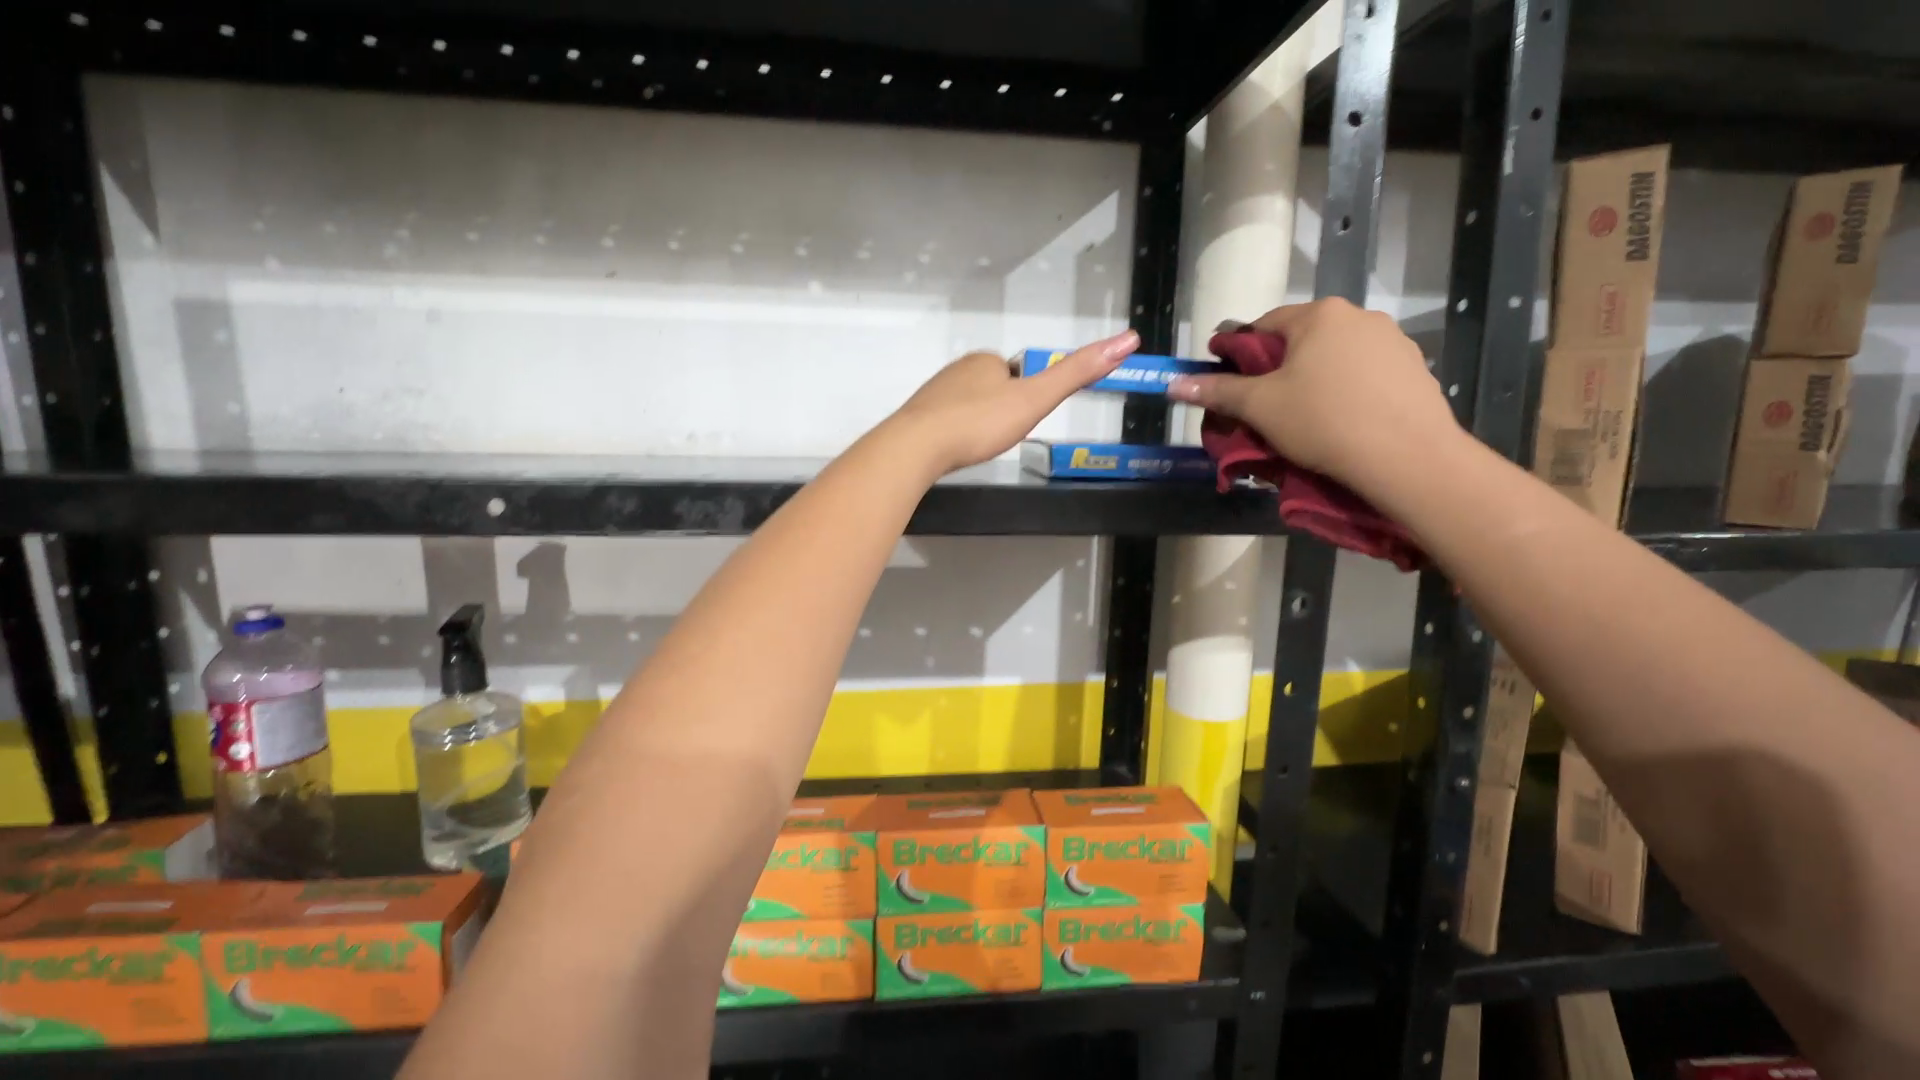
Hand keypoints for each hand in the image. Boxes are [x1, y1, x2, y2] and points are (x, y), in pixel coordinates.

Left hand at [886, 329, 1139, 475]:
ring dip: (976, 423)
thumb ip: (1076, 373)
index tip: (1024, 418)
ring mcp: (934, 394)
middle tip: (1001, 437)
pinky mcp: (917, 418)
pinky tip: (954, 451)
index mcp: (986, 361)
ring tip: (978, 446)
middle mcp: (957, 370)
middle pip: (990, 389)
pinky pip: (944, 423)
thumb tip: (1127, 340)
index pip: (1016, 374)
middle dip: (999, 410)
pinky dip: (954, 434)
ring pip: (966, 405)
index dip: (1025, 397)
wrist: (917, 448)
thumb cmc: (980, 423)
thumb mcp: (1036, 399)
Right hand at [1167, 299, 1462, 490]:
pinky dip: (1351, 393)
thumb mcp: (1260, 408)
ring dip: (1318, 380)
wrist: (1407, 457)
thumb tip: (1174, 382)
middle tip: (1267, 409)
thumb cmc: (1324, 423)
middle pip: (1302, 341)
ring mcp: (1393, 340)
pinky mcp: (1415, 369)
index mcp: (1318, 315)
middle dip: (1281, 370)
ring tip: (1308, 421)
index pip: (1262, 326)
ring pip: (1337, 358)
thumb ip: (1218, 391)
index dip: (1239, 355)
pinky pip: (1367, 376)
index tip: (1230, 385)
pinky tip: (1346, 423)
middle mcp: (1359, 316)